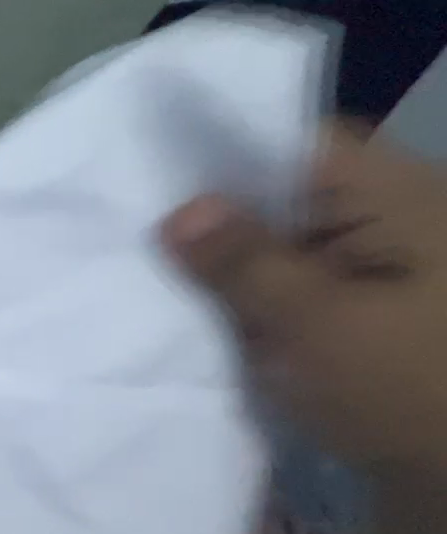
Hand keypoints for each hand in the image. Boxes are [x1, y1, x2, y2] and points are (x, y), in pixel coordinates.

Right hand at [162, 129, 446, 476]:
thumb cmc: (410, 388)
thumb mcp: (317, 323)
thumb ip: (245, 263)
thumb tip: (182, 209)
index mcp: (402, 202)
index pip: (301, 146)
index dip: (225, 153)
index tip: (147, 179)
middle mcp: (391, 220)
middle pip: (281, 191)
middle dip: (206, 212)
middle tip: (124, 230)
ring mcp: (371, 267)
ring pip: (273, 239)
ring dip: (214, 258)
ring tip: (137, 267)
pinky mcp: (348, 308)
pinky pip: (279, 280)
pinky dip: (232, 291)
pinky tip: (182, 305)